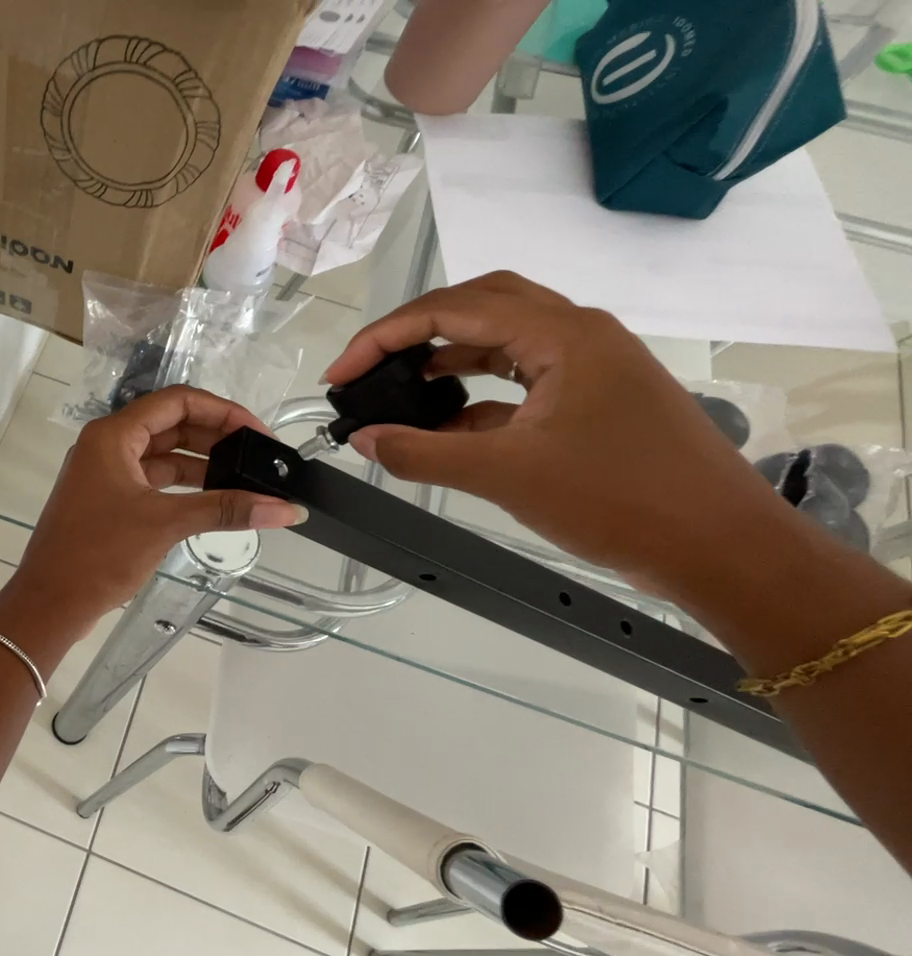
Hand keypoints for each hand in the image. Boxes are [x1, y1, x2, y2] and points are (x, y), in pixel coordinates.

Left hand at [0, 386, 303, 653]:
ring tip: (244, 480)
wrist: (49, 601)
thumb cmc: (98, 554)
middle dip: (215, 437)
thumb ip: (225, 509)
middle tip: (258, 457)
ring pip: (161, 455)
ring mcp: (103, 474)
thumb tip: (285, 508)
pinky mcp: (105, 501)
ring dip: (201, 464)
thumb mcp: (165, 524)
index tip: (259, 432)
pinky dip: (182, 487)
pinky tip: (213, 500)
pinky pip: (151, 481)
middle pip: (170, 425)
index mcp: (112, 436)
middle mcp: (105, 446)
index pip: (176, 402)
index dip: (222, 411)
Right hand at [322, 272, 800, 595]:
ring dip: (444, 355)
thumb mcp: (503, 475)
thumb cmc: (618, 500)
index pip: (452, 309)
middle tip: (367, 366)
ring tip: (396, 388)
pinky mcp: (592, 398)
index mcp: (562, 335)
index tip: (340, 375)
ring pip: (500, 338)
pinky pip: (519, 378)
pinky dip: (474, 392)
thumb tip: (364, 438)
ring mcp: (589, 366)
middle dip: (414, 330)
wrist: (719, 547)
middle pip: (480, 303)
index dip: (384, 337)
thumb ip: (421, 452)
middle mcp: (578, 335)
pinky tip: (442, 423)